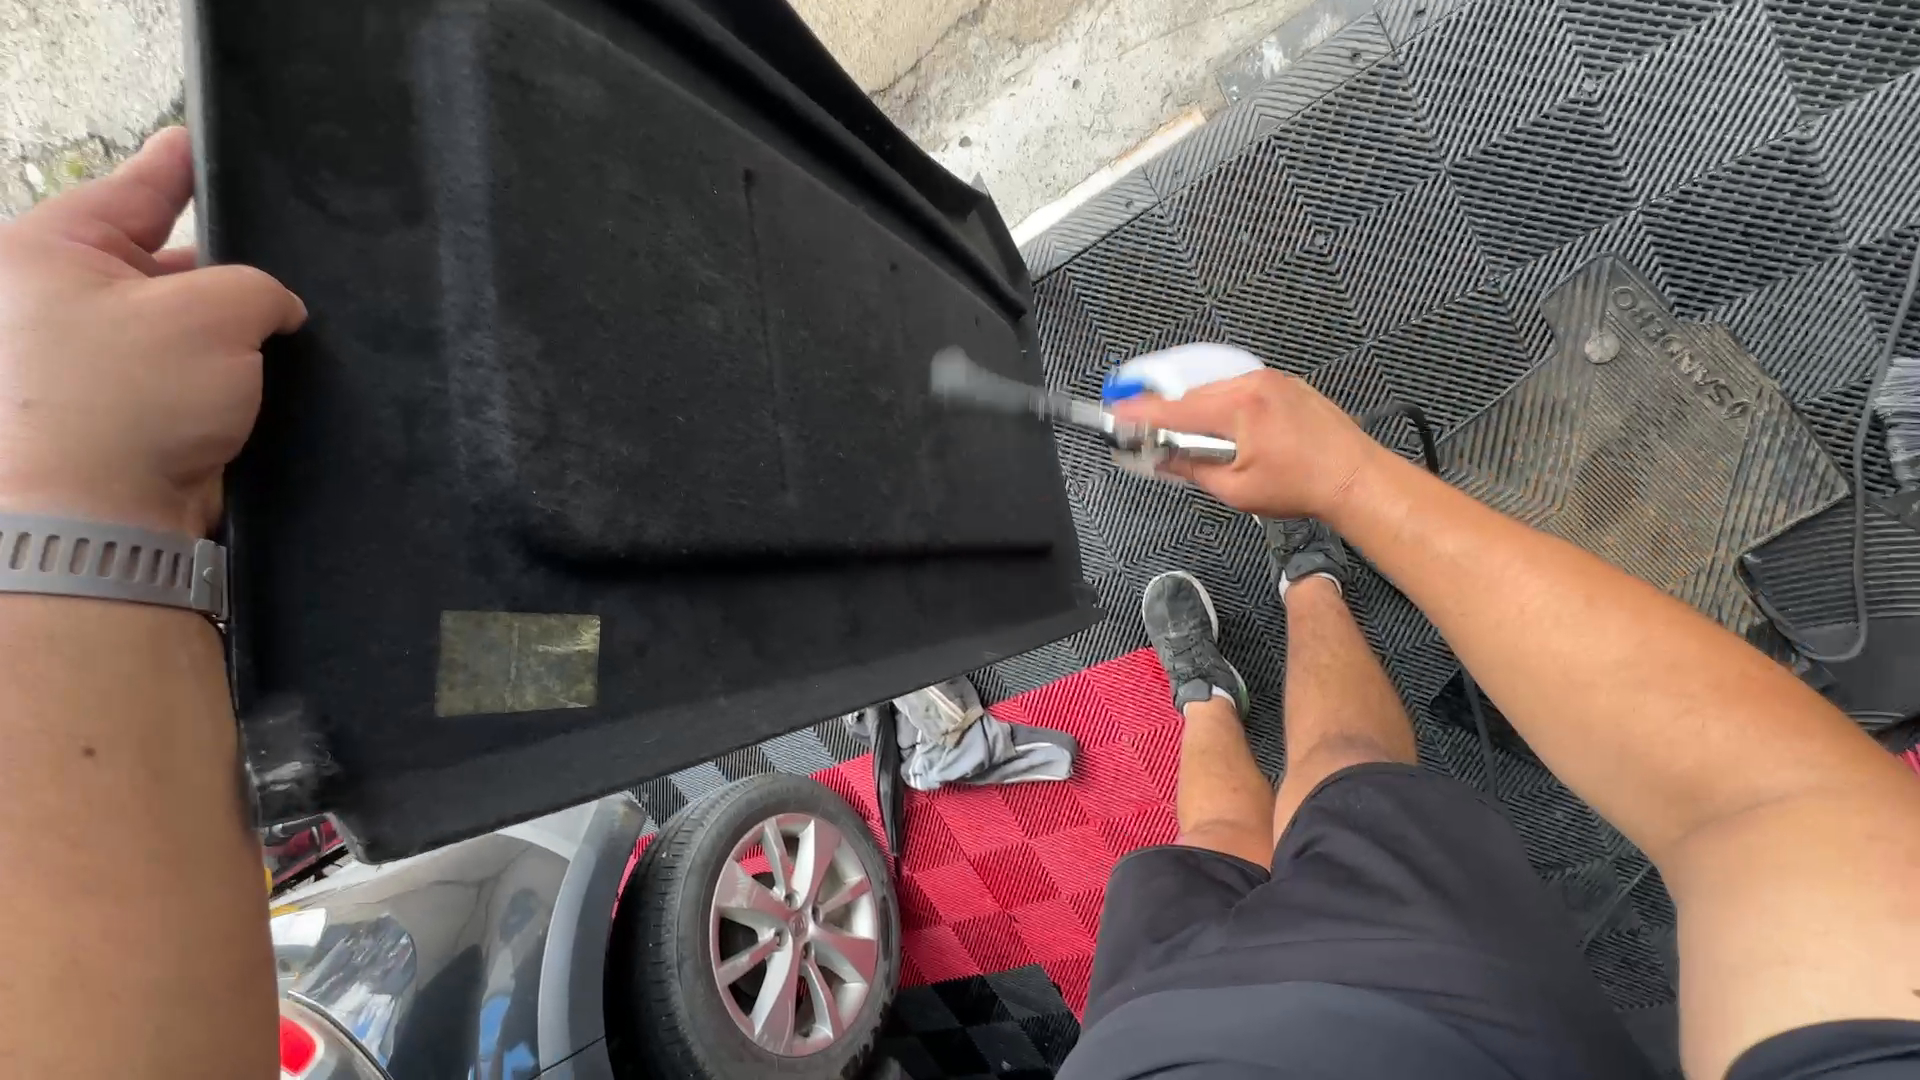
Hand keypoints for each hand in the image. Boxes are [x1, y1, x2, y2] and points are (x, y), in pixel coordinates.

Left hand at [0, 127, 305, 537]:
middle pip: (167, 261)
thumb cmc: (131, 396)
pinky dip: (235, 369)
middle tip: (285, 272)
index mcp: (49, 253)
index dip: (177, 166)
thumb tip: (275, 307)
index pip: (133, 192)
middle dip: (228, 269)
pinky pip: (198, 369)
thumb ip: (258, 288)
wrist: (104, 506)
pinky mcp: (133, 405)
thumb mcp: (212, 314)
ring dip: (238, 328)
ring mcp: (95, 356)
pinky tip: (274, 373)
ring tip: (287, 331)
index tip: (201, 141)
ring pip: (189, 322)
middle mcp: (61, 299)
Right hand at [1114, 368, 1383, 518]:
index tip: (1117, 413)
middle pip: (1191, 396)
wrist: (1354, 478)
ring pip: (1214, 391)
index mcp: (1239, 407)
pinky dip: (1221, 406)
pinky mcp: (1284, 385)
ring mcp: (1272, 381)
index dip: (1140, 413)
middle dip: (1168, 415)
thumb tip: (1163, 461)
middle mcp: (1255, 385)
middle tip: (1149, 433)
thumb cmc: (1306, 484)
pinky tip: (1222, 430)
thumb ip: (1191, 469)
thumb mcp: (1235, 489)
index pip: (1174, 408)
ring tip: (1191, 439)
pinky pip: (1238, 389)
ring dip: (1197, 412)